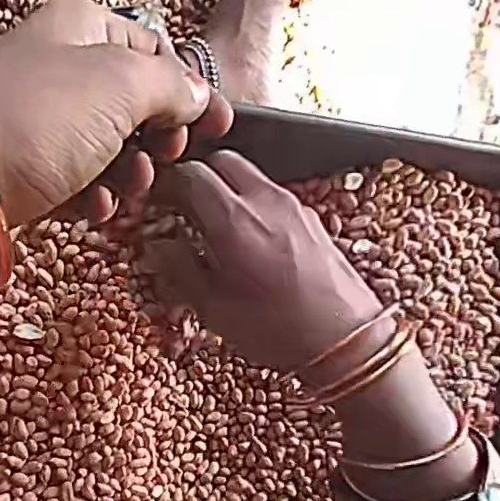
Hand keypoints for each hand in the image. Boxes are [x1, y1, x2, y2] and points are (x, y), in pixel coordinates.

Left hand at [0, 0, 234, 226]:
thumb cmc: (35, 121)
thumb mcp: (119, 85)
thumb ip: (169, 86)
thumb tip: (195, 96)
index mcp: (82, 26)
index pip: (155, 50)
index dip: (189, 90)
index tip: (218, 128)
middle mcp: (60, 68)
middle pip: (133, 103)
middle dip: (157, 138)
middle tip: (164, 160)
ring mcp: (42, 123)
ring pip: (108, 147)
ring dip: (129, 173)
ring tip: (130, 189)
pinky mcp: (28, 169)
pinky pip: (78, 180)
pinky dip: (94, 196)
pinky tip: (95, 209)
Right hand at [149, 151, 480, 500]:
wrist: (346, 339)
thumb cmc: (275, 330)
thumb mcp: (213, 308)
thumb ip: (180, 268)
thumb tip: (156, 245)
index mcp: (233, 221)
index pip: (189, 175)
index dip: (165, 185)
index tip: (153, 203)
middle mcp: (264, 200)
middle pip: (220, 161)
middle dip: (195, 178)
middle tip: (179, 207)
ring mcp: (291, 204)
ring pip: (247, 173)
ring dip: (223, 187)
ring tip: (209, 223)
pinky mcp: (309, 215)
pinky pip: (269, 192)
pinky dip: (248, 201)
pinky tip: (244, 236)